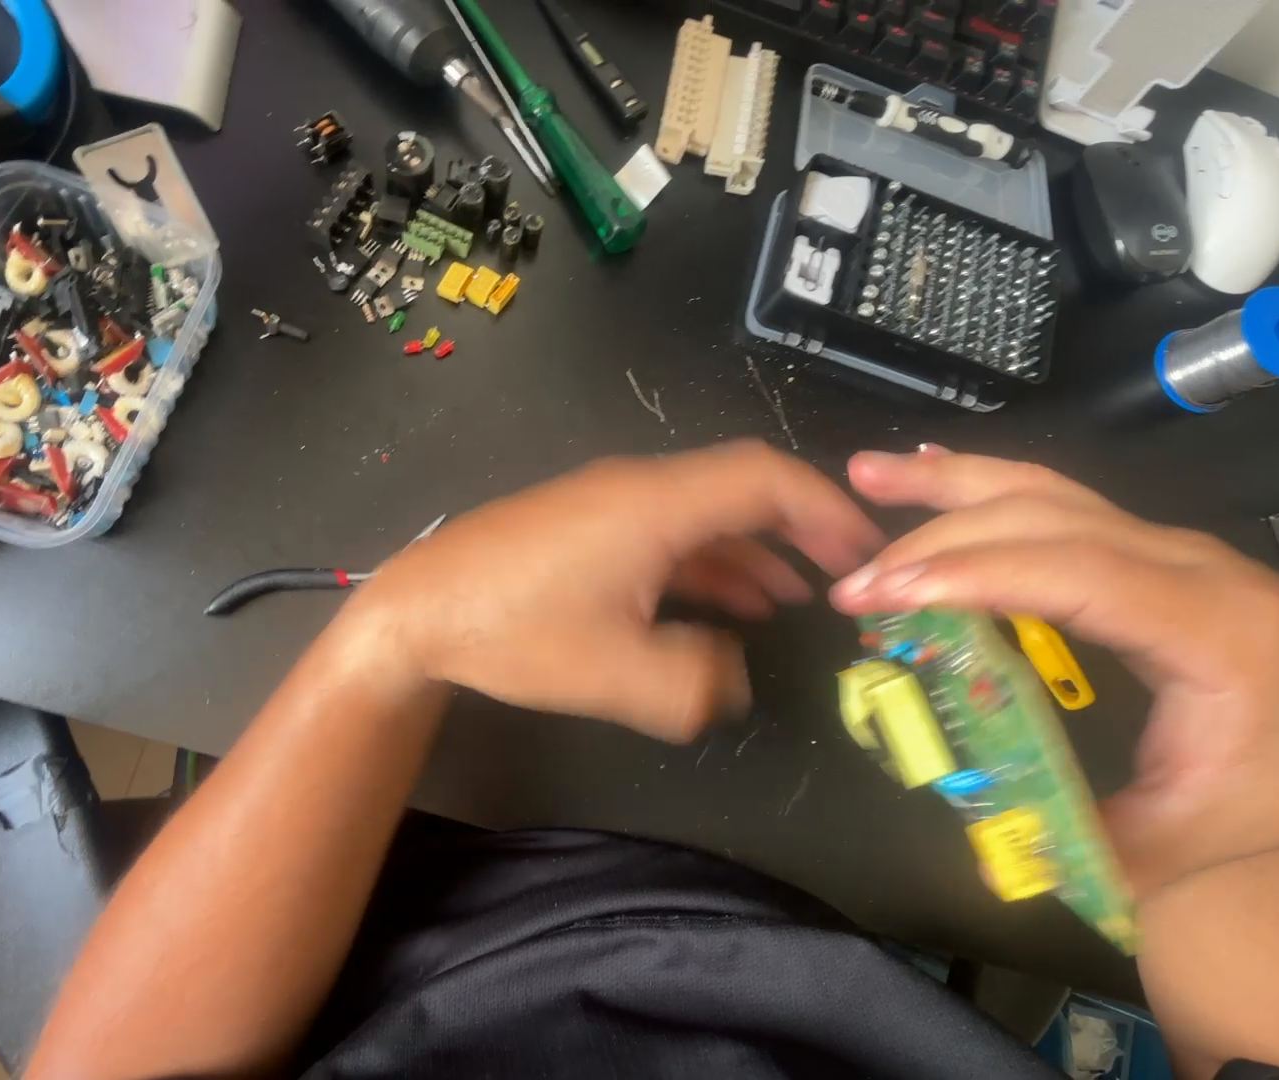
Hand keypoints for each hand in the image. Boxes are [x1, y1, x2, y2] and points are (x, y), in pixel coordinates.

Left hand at [348, 441, 882, 742]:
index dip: (825, 509)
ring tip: (796, 598)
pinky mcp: (587, 528)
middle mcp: (638, 488)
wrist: (417, 613)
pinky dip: (706, 564)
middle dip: (799, 529)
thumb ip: (699, 684)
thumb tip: (735, 678)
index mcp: (655, 505)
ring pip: (703, 516)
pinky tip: (726, 603)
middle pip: (739, 489)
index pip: (765, 479)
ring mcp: (609, 505)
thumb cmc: (515, 634)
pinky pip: (666, 535)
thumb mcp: (618, 675)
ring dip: (753, 552)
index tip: (862, 551)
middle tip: (844, 575)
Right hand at [827, 448, 1278, 896]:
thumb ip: (1022, 757)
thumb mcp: (1123, 849)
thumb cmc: (1255, 928)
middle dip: (954, 510)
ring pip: (1098, 512)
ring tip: (894, 470)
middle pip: (1080, 517)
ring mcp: (1245, 598)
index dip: (965, 571)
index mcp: (1247, 652)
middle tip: (861, 492)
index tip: (876, 588)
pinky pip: (1120, 546)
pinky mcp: (1222, 614)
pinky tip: (985, 503)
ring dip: (985, 491)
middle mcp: (1254, 600)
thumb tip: (924, 706)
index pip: (1081, 572)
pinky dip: (1036, 521)